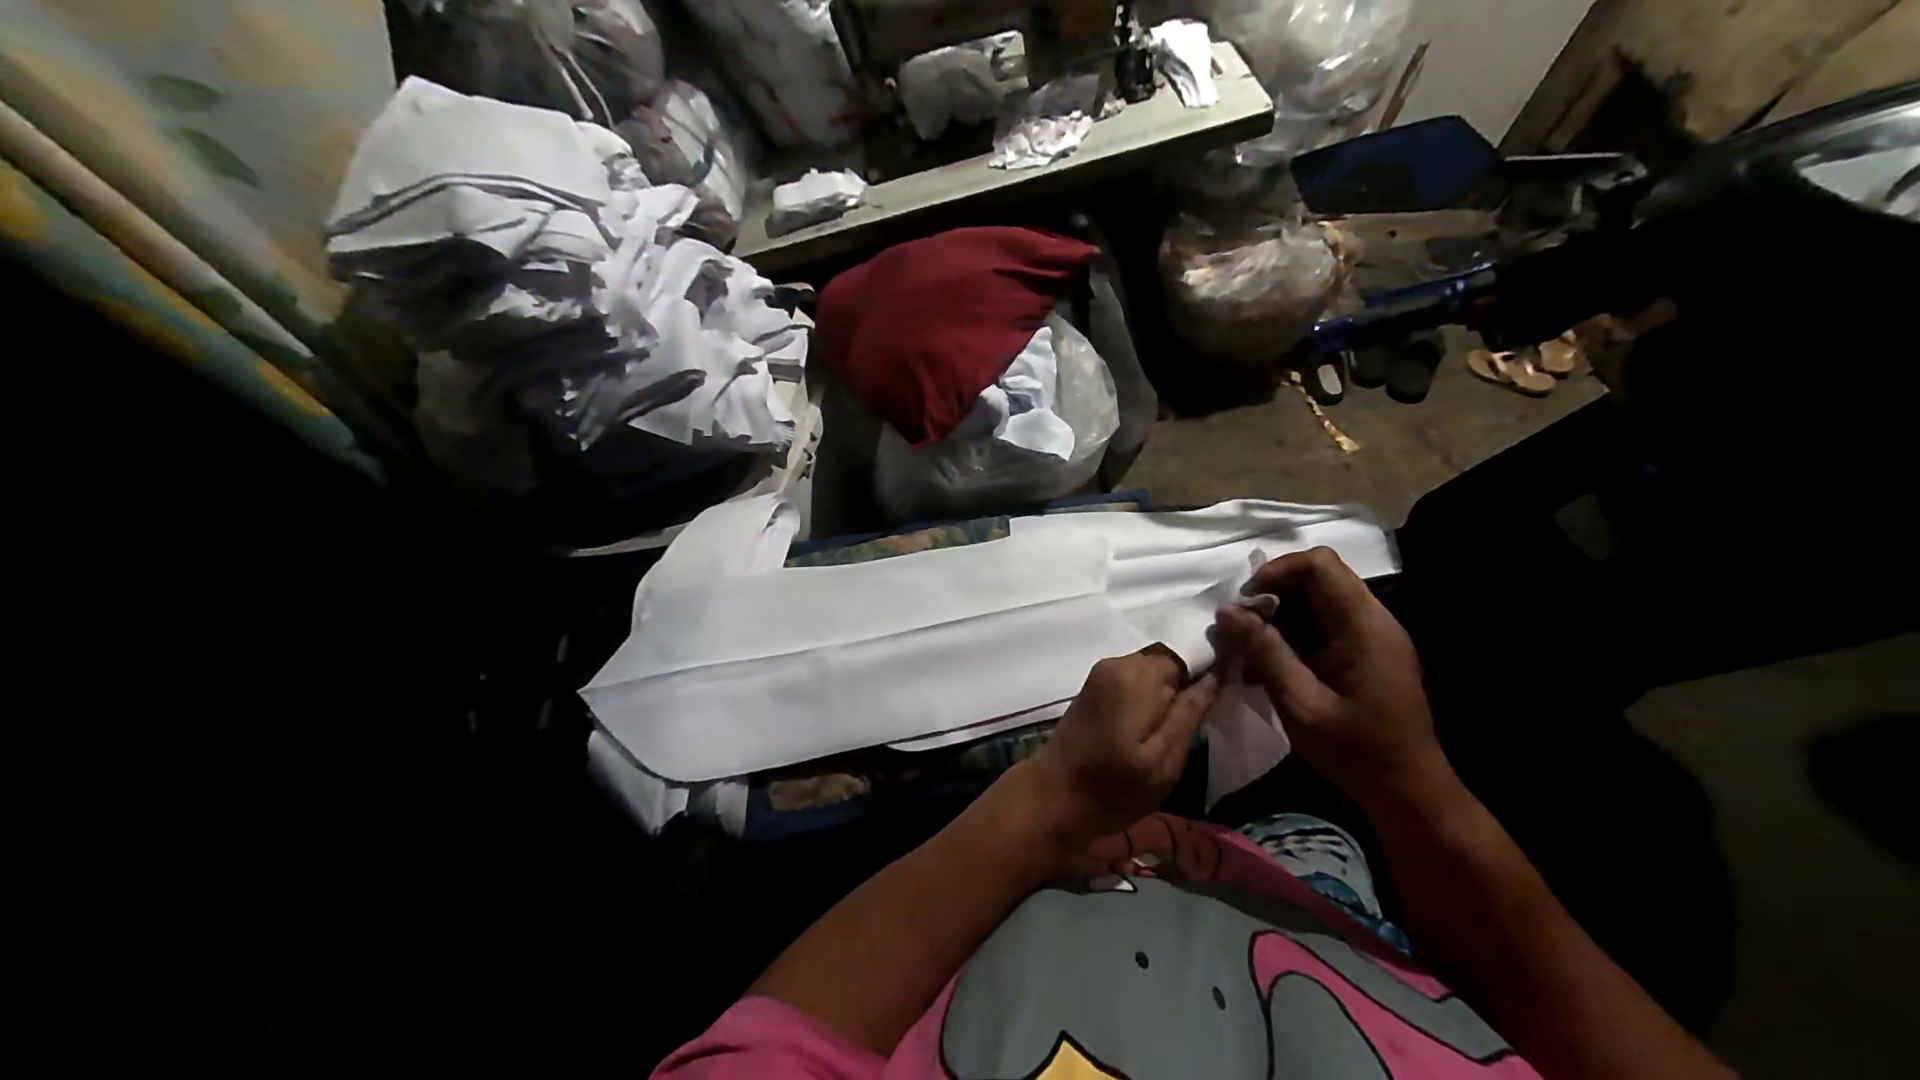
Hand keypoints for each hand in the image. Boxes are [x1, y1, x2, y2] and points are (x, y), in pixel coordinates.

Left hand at [1020, 649, 1219, 849]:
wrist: (1055, 796)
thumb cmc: (1114, 787)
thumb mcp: (1164, 761)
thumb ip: (1190, 713)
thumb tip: (1215, 676)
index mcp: (1134, 677)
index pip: (1185, 656)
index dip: (1202, 678)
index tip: (1211, 707)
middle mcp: (1115, 664)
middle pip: (1166, 661)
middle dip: (1182, 686)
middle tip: (1188, 726)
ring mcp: (1100, 673)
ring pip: (1149, 670)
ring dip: (1163, 693)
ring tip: (1166, 730)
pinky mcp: (1093, 686)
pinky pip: (1131, 679)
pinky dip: (1144, 696)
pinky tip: (1145, 727)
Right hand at [1212, 547, 1455, 813]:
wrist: (1408, 792)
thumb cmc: (1356, 750)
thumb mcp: (1300, 702)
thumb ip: (1264, 652)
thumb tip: (1226, 612)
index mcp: (1363, 625)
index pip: (1318, 564)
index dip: (1276, 572)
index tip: (1245, 604)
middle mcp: (1370, 620)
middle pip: (1314, 579)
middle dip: (1270, 597)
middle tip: (1240, 631)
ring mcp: (1368, 637)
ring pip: (1313, 602)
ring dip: (1275, 619)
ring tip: (1246, 653)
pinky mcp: (1362, 654)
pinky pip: (1320, 626)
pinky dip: (1288, 638)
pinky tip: (1265, 669)